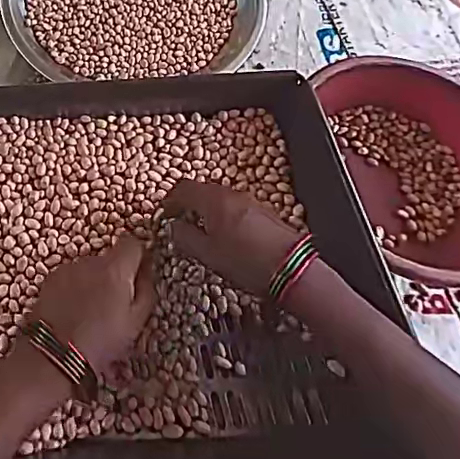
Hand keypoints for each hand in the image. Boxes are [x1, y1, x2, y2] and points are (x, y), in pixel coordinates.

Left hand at [27, 234, 156, 374]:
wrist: (55, 353)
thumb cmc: (101, 341)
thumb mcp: (136, 321)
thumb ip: (146, 289)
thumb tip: (147, 270)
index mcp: (114, 268)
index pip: (132, 243)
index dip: (139, 255)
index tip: (140, 272)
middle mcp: (89, 261)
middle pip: (109, 259)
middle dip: (115, 276)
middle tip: (116, 305)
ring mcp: (66, 269)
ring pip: (88, 270)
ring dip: (94, 283)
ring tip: (93, 314)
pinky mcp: (49, 280)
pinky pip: (70, 279)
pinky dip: (75, 290)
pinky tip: (74, 313)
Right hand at [162, 180, 305, 296]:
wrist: (294, 270)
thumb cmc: (247, 261)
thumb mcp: (207, 253)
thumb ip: (185, 237)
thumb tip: (174, 227)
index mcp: (213, 200)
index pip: (183, 188)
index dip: (170, 200)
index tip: (165, 212)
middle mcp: (232, 195)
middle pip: (202, 191)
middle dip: (188, 203)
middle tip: (179, 220)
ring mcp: (251, 202)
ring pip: (220, 199)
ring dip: (207, 210)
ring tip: (202, 230)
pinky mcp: (265, 214)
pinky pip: (236, 207)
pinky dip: (224, 215)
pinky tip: (226, 235)